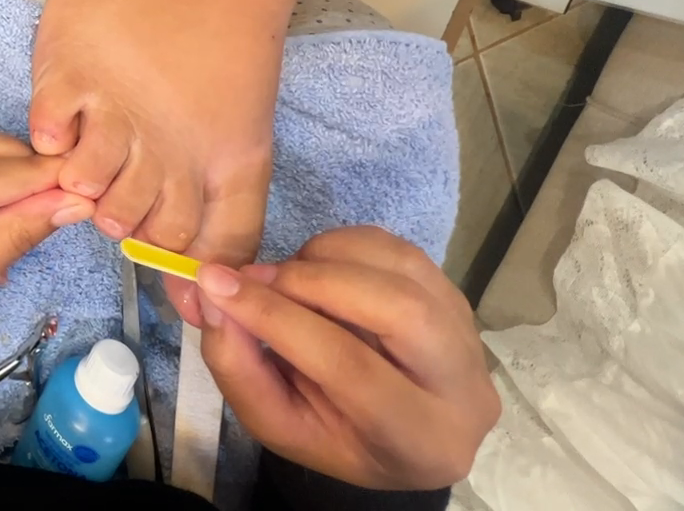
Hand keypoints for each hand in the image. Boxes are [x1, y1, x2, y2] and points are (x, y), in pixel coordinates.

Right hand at [31, 0, 332, 324]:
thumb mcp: (252, 84)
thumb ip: (221, 144)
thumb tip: (178, 177)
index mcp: (234, 151)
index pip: (213, 245)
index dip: (191, 272)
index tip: (173, 272)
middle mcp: (174, 146)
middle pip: (143, 223)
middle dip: (132, 220)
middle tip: (120, 191)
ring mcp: (114, 108)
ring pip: (91, 190)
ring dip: (88, 183)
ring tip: (87, 156)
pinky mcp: (65, 68)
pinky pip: (48, 135)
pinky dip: (52, 136)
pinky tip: (63, 116)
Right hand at [196, 226, 499, 489]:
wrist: (385, 425)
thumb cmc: (325, 427)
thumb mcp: (271, 417)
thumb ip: (236, 363)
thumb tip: (213, 294)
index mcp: (418, 440)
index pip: (348, 365)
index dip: (275, 316)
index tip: (214, 281)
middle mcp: (465, 391)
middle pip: (399, 310)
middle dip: (312, 280)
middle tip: (258, 276)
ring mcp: (469, 337)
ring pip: (402, 268)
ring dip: (327, 257)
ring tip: (289, 278)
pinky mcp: (456, 298)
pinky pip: (397, 248)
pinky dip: (343, 244)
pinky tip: (319, 270)